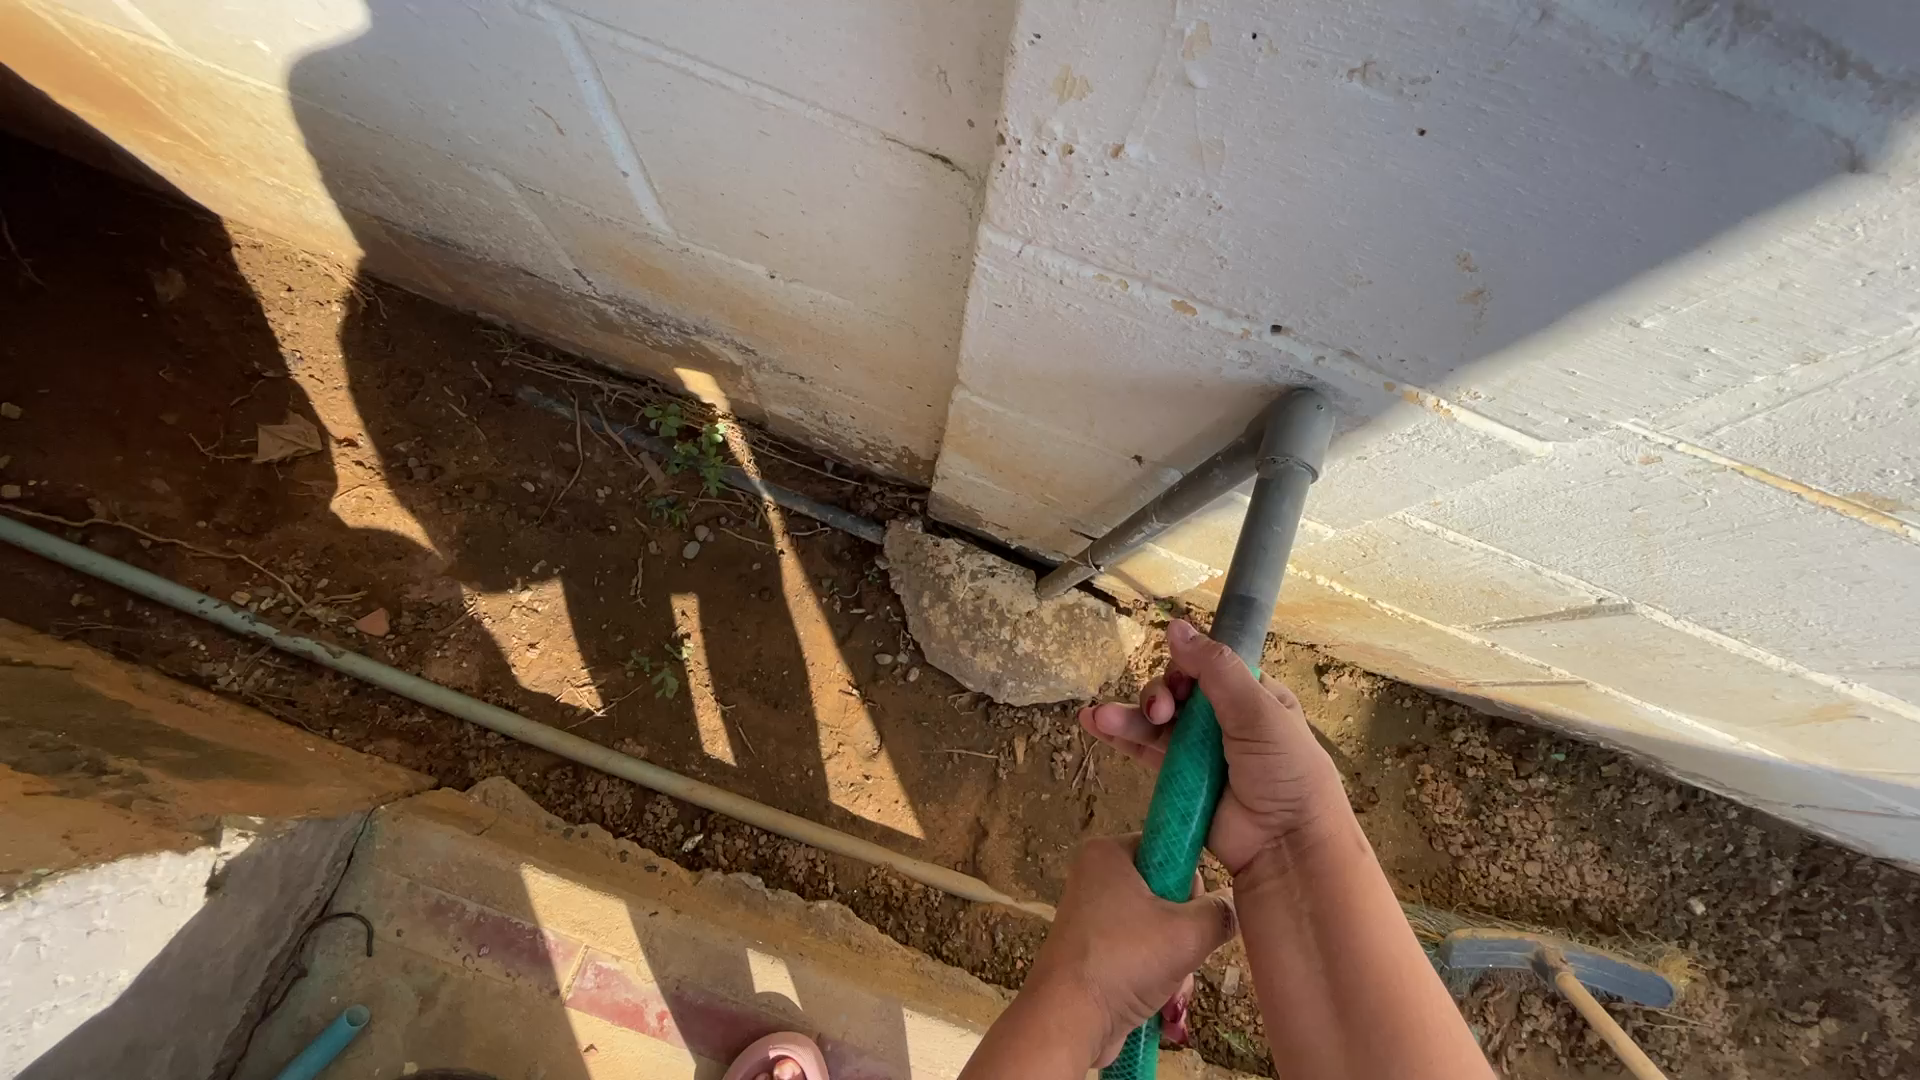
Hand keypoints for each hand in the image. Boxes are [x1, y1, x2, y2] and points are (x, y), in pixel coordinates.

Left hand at [1020, 835, 1237, 1066]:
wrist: (1069, 1017)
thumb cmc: (1123, 960)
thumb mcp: (1186, 933)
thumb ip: (1219, 914)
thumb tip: (1233, 905)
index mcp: (1108, 852)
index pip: (1165, 846)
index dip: (1187, 876)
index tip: (1194, 905)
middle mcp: (1096, 875)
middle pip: (1164, 890)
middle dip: (1183, 928)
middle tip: (1183, 947)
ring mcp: (1093, 913)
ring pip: (1157, 926)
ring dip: (1174, 958)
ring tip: (1172, 981)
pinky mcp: (1095, 947)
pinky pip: (1139, 949)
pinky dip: (1156, 972)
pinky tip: (1161, 997)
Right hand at [1080, 618, 1347, 874]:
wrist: (1287, 846)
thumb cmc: (1285, 771)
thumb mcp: (1258, 710)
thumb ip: (1216, 668)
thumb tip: (1174, 625)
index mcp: (1251, 696)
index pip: (1206, 667)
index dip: (1186, 669)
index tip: (1181, 682)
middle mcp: (1224, 720)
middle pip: (1176, 691)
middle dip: (1157, 695)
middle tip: (1159, 711)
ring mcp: (1199, 751)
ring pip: (1155, 721)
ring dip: (1127, 715)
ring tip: (1098, 717)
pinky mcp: (1179, 779)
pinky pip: (1144, 751)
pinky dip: (1119, 736)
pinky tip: (1093, 724)